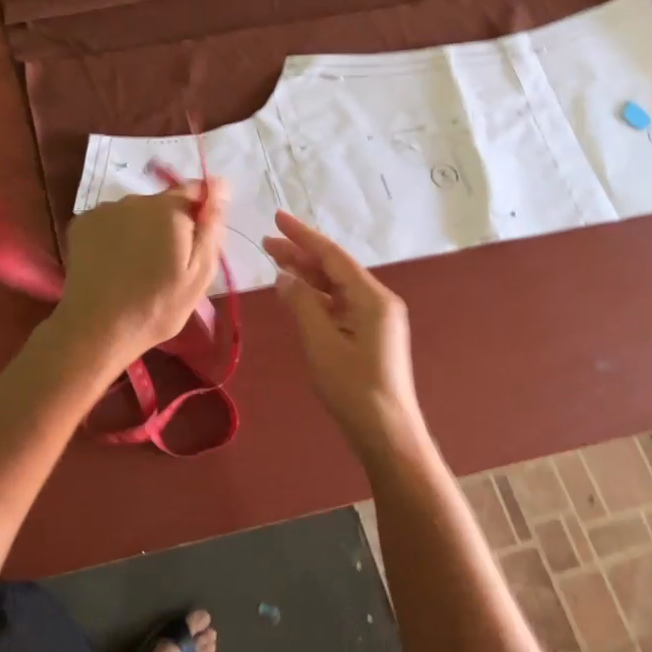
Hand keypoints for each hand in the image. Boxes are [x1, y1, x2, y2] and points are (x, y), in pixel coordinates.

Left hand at [51, 184, 225, 365]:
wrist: (97, 327)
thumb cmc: (157, 306)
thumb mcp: (199, 273)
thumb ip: (211, 226)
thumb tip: (219, 186)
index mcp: (167, 209)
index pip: (193, 191)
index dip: (199, 213)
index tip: (196, 242)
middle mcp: (134, 200)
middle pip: (162, 203)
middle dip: (169, 225)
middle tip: (167, 263)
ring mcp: (104, 210)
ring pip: (134, 213)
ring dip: (141, 230)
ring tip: (137, 266)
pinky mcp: (81, 223)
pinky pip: (109, 222)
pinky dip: (115, 236)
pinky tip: (114, 263)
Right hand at [263, 211, 420, 449]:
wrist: (386, 433)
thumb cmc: (353, 387)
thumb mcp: (321, 342)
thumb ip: (302, 304)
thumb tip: (284, 277)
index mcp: (372, 298)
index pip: (332, 256)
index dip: (303, 236)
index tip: (276, 217)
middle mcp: (376, 302)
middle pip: (334, 268)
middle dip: (300, 252)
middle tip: (266, 241)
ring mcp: (373, 319)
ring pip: (334, 285)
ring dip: (305, 272)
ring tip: (274, 260)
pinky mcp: (367, 335)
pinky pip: (336, 303)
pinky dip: (313, 294)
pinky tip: (294, 292)